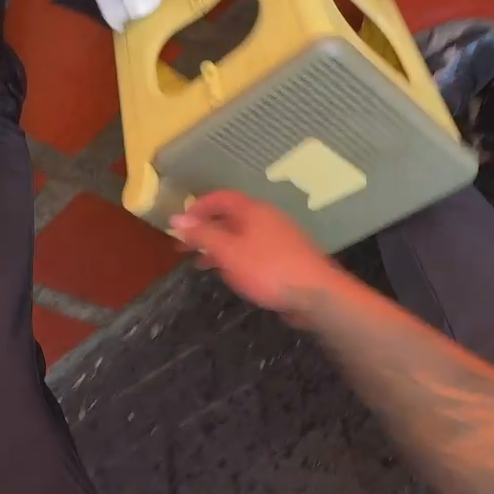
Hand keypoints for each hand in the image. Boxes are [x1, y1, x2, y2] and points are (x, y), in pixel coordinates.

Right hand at [170, 192, 343, 316]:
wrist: (317, 295)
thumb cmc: (268, 269)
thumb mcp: (228, 252)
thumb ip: (202, 234)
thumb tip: (176, 218)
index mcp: (252, 210)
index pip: (219, 198)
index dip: (197, 207)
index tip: (180, 224)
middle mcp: (266, 217)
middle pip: (229, 216)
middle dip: (205, 230)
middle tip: (184, 246)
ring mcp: (278, 236)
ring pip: (241, 235)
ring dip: (219, 246)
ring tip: (201, 263)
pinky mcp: (286, 256)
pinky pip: (253, 249)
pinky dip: (236, 257)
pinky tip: (231, 274)